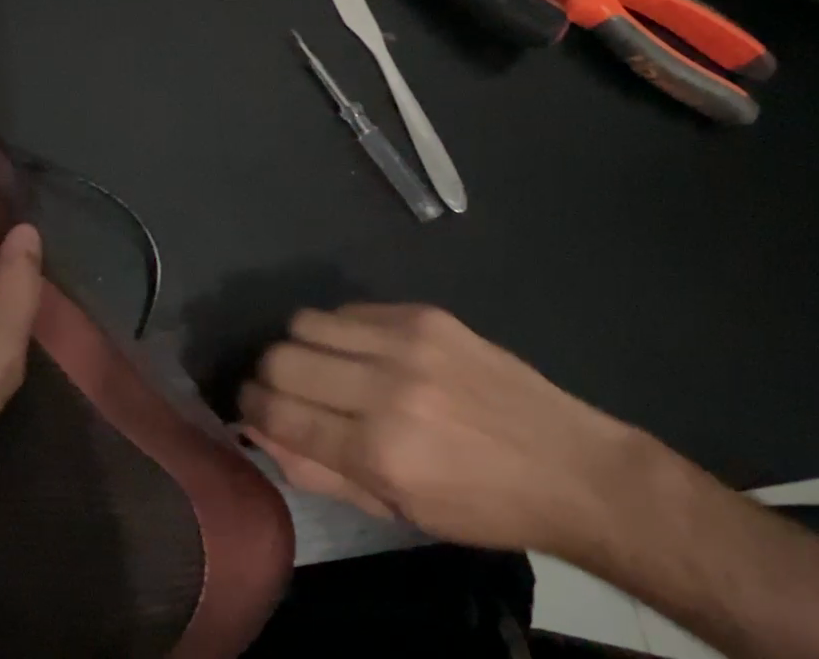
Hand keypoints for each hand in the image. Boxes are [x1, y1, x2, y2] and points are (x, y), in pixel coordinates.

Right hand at [239, 303, 648, 555]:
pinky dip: (339, 331)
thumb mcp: (396, 509)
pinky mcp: (426, 315)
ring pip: (305, 323)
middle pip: (279, 359)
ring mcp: (407, 344)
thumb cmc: (481, 505)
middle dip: (265, 377)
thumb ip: (318, 469)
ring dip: (298, 347)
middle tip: (281, 391)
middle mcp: (386, 390)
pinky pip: (349, 309)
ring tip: (320, 367)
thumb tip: (259, 430)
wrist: (571, 467)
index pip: (278, 413)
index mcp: (379, 452)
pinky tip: (359, 352)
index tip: (247, 407)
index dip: (249, 408)